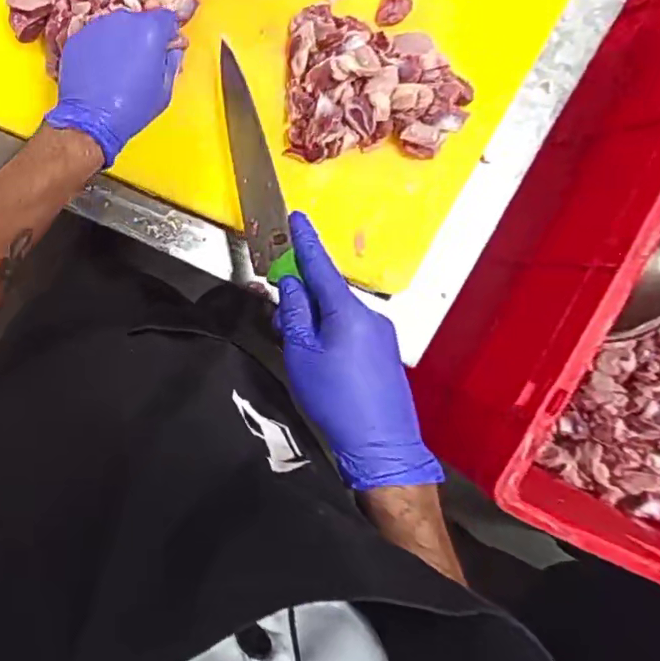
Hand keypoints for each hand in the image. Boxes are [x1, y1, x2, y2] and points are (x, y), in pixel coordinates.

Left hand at [43, 9, 182, 166]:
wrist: (89, 123)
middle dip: (140, 37)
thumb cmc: (132, 110)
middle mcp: (123, 20)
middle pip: (138, 20)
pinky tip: (96, 72)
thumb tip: (171, 49)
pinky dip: (96, 50)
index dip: (166, 34)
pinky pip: (93, 38)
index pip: (166, 17)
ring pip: (114, 28)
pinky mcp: (76, 39)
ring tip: (113, 69)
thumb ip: (172, 61)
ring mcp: (97, 27)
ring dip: (117, 42)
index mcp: (151, 28)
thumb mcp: (165, 90)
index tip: (162, 50)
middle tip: (136, 63)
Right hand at [274, 211, 442, 490]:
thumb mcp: (301, 354)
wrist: (381, 442)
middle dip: (299, 298)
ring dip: (310, 320)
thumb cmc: (335, 398)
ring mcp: (380, 333)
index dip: (305, 242)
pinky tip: (315, 357)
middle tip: (278, 321)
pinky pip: (348, 329)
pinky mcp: (381, 351)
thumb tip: (290, 283)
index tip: (297, 218)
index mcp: (347, 312)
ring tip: (295, 349)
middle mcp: (369, 316)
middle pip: (326, 293)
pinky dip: (326, 332)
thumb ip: (293, 314)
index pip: (321, 268)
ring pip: (335, 313)